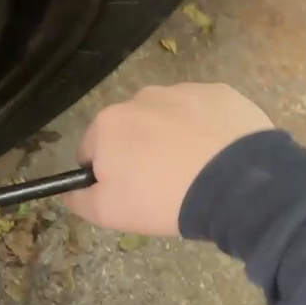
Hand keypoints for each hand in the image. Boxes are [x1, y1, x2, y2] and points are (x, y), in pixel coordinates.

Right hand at [65, 82, 273, 236]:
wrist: (236, 185)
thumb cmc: (161, 198)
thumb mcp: (107, 213)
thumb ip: (78, 200)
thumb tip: (69, 191)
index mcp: (107, 124)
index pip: (91, 150)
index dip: (104, 175)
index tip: (126, 192)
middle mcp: (140, 98)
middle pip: (129, 130)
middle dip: (138, 152)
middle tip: (160, 185)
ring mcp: (182, 91)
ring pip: (166, 119)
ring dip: (171, 139)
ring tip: (193, 171)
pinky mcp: (220, 93)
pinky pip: (202, 113)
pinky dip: (204, 130)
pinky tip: (216, 156)